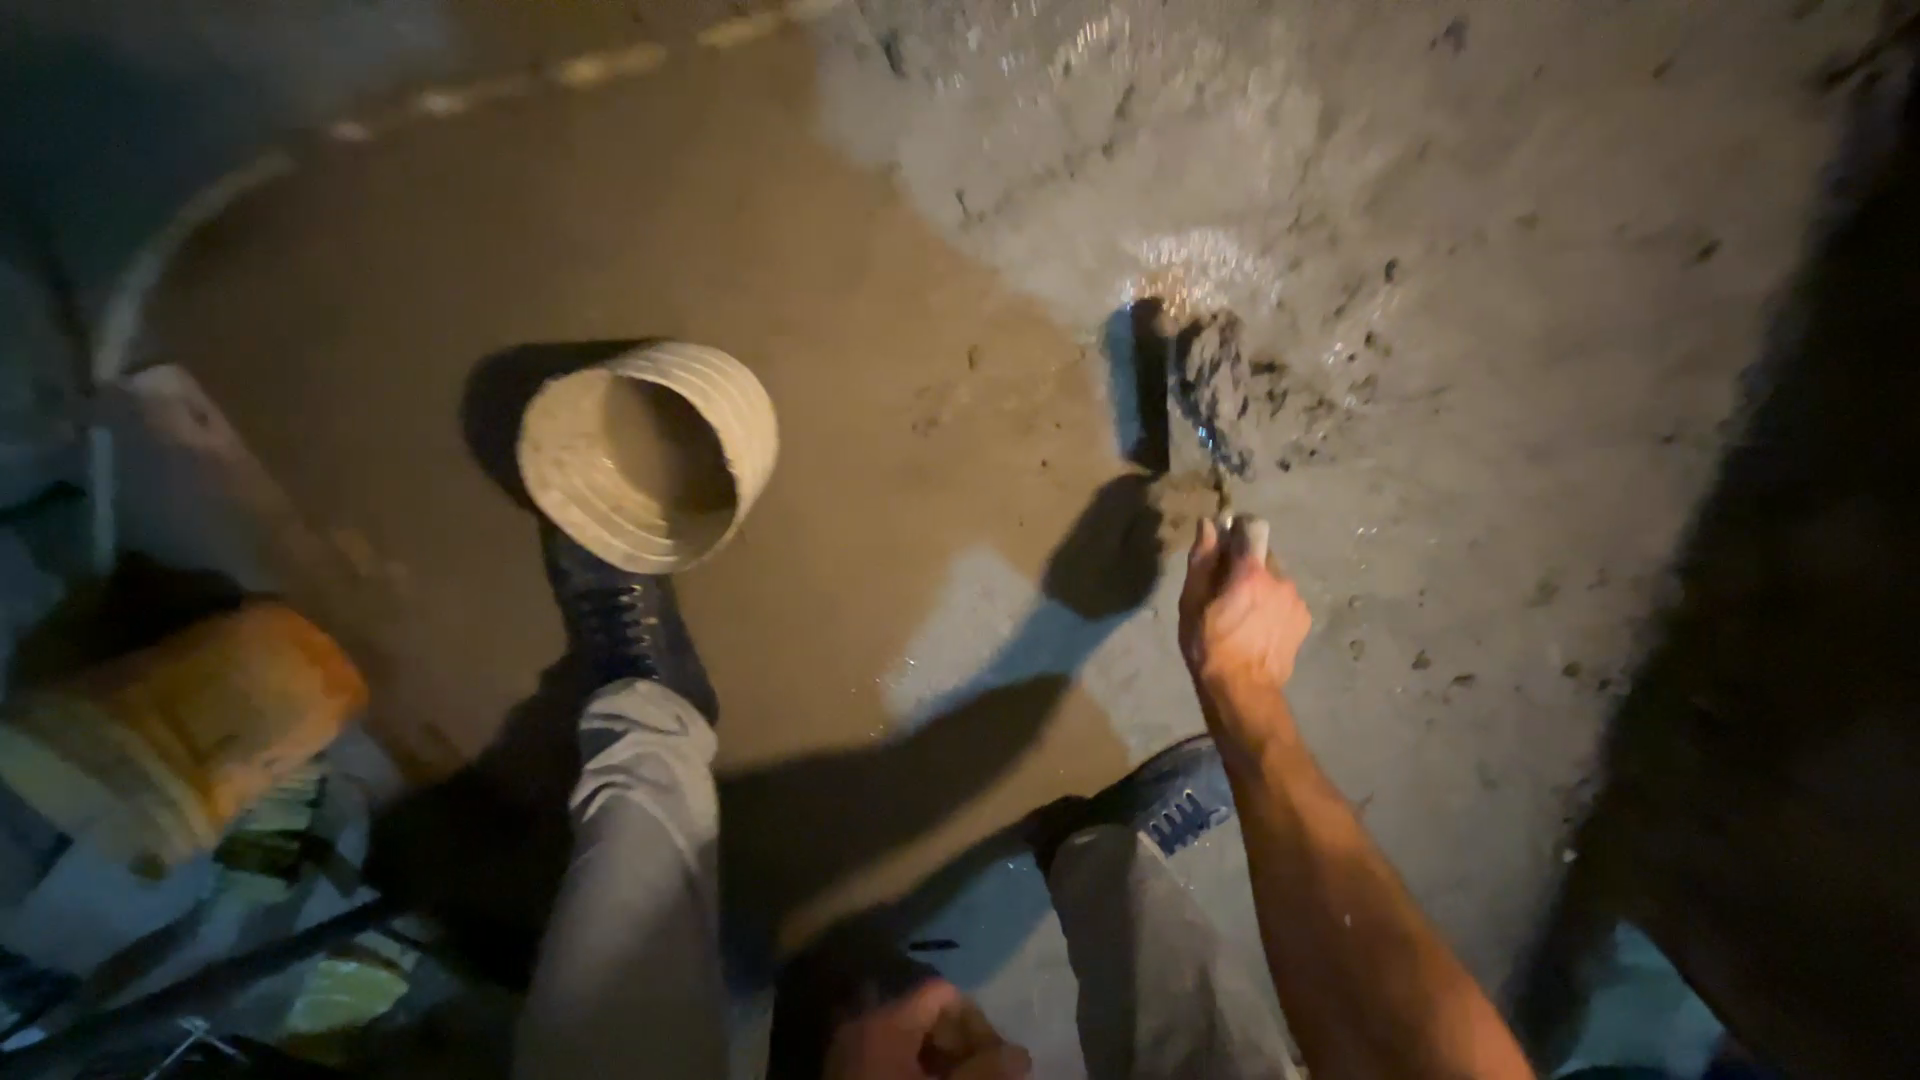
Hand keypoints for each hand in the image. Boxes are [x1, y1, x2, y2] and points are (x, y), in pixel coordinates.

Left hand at [824, 979, 1031, 1079]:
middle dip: (961, 1043)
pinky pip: (888, 1059)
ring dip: (941, 1059)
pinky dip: (916, 1069)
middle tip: (986, 1074)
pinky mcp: (842, 1075)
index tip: (996, 1058)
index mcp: (885, 1019)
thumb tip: (1022, 1054)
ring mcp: (848, 1050)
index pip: (942, 993)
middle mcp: (863, 1022)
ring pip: (909, 1040)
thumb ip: (983, 1072)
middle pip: (926, 1014)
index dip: (976, 1021)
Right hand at [1178, 515, 1311, 696]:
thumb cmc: (1209, 646)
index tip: (1222, 547)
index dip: (1236, 531)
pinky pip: (1285, 598)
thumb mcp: (1192, 602)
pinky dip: (1272, 604)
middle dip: (1245, 563)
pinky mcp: (1303, 619)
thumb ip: (1203, 560)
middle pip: (1262, 553)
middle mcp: (1280, 578)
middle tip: (1225, 590)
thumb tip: (1209, 525)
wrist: (1243, 691)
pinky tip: (1258, 627)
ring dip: (1260, 585)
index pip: (1253, 527)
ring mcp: (1296, 600)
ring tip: (1242, 613)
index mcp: (1251, 571)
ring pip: (1275, 577)